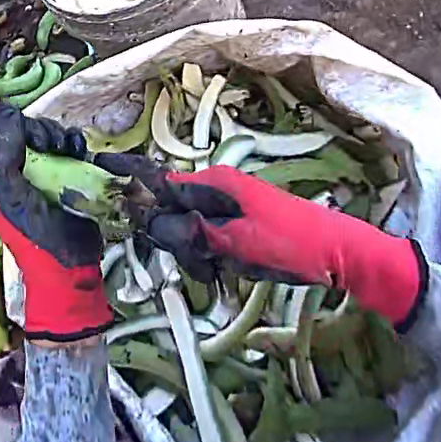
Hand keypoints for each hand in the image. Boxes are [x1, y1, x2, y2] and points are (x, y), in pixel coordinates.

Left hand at [0, 104, 113, 340]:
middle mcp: (21, 170)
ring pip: (51, 137)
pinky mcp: (72, 178)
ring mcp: (47, 173)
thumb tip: (6, 114)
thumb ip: (3, 156)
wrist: (69, 269)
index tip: (27, 130)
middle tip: (50, 144)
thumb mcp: (9, 197)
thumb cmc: (33, 237)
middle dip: (40, 130)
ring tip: (67, 149)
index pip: (0, 134)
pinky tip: (80, 152)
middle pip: (28, 131)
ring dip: (59, 136)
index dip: (13, 125)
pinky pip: (72, 150)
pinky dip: (76, 144)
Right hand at [95, 158, 426, 327]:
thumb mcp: (238, 242)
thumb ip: (191, 231)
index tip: (98, 166)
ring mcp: (223, 202)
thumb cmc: (291, 243)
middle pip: (168, 206)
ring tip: (216, 275)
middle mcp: (213, 186)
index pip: (159, 178)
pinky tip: (221, 272)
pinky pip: (203, 232)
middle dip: (173, 237)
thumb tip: (150, 222)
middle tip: (198, 267)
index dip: (128, 175)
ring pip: (185, 224)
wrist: (342, 254)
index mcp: (212, 182)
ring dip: (192, 251)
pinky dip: (205, 253)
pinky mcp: (233, 219)